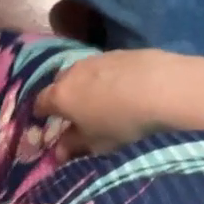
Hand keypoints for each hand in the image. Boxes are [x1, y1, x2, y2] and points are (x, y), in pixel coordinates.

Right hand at [33, 48, 203, 158]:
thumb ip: (74, 146)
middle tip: (77, 114)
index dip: (42, 113)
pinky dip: (110, 78)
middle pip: (61, 83)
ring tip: (104, 102)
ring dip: (88, 85)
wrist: (163, 87)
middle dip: (65, 97)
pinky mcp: (121, 52)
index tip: (46, 122)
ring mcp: (98, 58)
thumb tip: (58, 152)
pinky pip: (107, 67)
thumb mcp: (97, 144)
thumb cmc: (123, 123)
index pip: (40, 102)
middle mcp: (74, 71)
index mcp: (61, 95)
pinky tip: (126, 89)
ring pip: (84, 72)